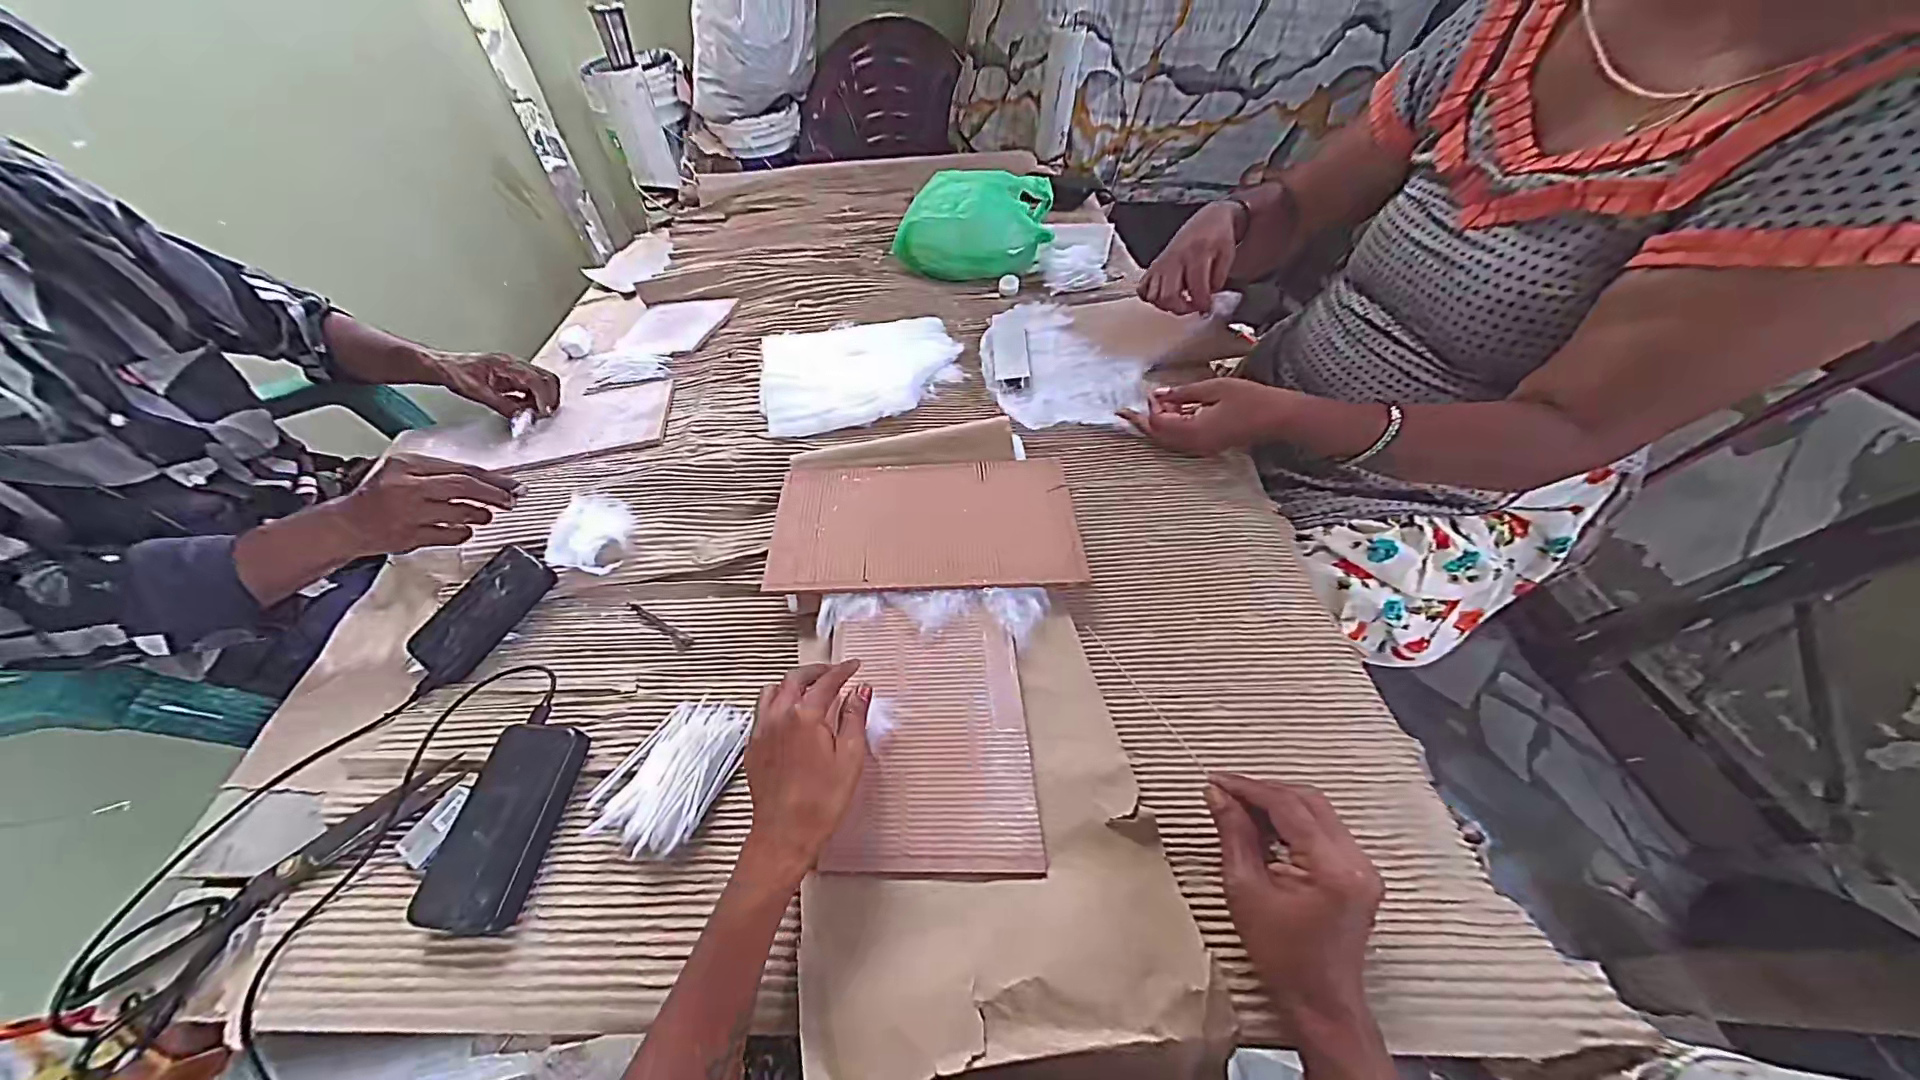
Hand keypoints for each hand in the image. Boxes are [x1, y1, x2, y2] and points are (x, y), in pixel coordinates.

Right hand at [324, 453, 518, 555]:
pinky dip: (463, 533)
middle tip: (510, 501)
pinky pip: (450, 535)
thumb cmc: (380, 496)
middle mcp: (407, 488)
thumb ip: (442, 473)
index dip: (493, 479)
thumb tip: (489, 480)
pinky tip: (464, 530)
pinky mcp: (409, 537)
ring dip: (480, 515)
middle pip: (463, 487)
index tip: (513, 485)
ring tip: (484, 514)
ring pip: (460, 513)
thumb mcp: (406, 471)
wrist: (345, 526)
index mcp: (407, 466)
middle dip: (494, 495)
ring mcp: (408, 514)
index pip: (461, 470)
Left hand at [426, 350, 560, 418]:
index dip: (545, 397)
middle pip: (548, 379)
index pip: (537, 380)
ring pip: (544, 383)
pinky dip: (535, 398)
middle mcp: (516, 365)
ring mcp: (517, 369)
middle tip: (545, 413)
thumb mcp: (478, 393)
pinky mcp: (516, 376)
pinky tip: (524, 406)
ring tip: (532, 411)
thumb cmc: (457, 374)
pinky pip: (534, 387)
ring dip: (543, 399)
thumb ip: (502, 406)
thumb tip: (520, 416)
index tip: (544, 412)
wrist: (445, 367)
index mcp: (507, 365)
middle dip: (551, 398)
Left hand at [742, 661, 871, 884]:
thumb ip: (855, 717)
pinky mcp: (753, 747)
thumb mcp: (850, 757)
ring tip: (811, 687)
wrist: (785, 834)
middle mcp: (779, 718)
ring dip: (794, 682)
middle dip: (818, 670)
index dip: (843, 671)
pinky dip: (778, 701)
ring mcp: (762, 731)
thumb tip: (860, 693)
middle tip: (834, 672)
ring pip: (774, 690)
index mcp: (805, 716)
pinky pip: (762, 710)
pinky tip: (789, 713)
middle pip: (796, 678)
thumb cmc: (818, 803)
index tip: (853, 667)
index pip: (827, 681)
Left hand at [1118, 378, 1291, 454]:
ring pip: (1167, 441)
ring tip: (1154, 406)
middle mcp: (1194, 445)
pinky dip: (1171, 427)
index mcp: (1194, 432)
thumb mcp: (1215, 388)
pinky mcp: (1208, 446)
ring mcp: (1201, 448)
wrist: (1280, 418)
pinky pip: (1180, 440)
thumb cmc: (1252, 400)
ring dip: (1157, 424)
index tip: (1149, 393)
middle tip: (1128, 410)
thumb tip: (1159, 394)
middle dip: (1144, 422)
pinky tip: (1173, 412)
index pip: (1158, 425)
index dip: (1150, 410)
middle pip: (1158, 437)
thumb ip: (1183, 392)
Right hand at [1138, 201, 1240, 314]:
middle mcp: (1174, 260)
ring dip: (1166, 305)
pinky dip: (1151, 297)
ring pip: (1153, 295)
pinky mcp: (1153, 266)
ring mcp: (1161, 263)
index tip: (1207, 307)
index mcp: (1196, 255)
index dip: (1202, 304)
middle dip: (1182, 308)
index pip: (1195, 289)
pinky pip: (1143, 289)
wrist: (1207, 220)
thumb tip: (1208, 299)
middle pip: (1168, 296)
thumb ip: (1219, 278)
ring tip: (1180, 301)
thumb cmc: (1218, 237)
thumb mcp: (1227, 254)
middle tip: (1192, 306)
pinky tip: (1165, 295)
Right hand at [1207, 774, 1382, 1032]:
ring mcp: (1362, 867)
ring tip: (1239, 806)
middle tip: (1225, 790)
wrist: (1319, 1002)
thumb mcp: (1244, 888)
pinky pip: (1322, 828)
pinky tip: (1263, 827)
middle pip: (1306, 800)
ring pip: (1316, 810)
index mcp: (1332, 868)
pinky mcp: (1357, 872)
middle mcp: (1356, 861)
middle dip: (1262, 790)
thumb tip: (1218, 794)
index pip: (1287, 805)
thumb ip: (1233, 833)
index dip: (1247, 787)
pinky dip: (1291, 820)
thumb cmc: (1281, 956)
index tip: (1216, 781)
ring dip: (1276, 803)